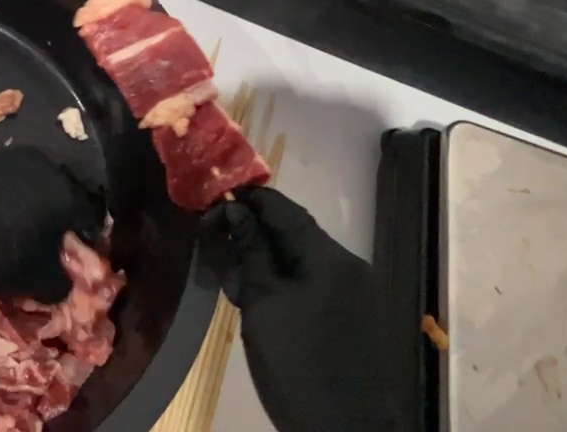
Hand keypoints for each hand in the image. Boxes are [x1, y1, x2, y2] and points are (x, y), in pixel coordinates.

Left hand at [0, 147, 100, 304]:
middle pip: (55, 185)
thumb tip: (65, 279)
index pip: (82, 212)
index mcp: (64, 191)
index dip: (81, 230)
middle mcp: (40, 165)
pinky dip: (0, 189)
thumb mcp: (44, 282)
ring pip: (26, 175)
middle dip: (54, 204)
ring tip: (18, 217)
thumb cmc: (7, 259)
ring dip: (27, 193)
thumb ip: (63, 279)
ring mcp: (6, 157)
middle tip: (47, 227)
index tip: (77, 243)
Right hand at [203, 187, 406, 431]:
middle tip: (215, 250)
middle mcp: (349, 265)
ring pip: (301, 258)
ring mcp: (357, 292)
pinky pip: (315, 283)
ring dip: (265, 260)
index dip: (243, 200)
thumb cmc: (298, 367)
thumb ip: (249, 251)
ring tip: (233, 283)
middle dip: (251, 233)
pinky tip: (260, 303)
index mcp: (328, 256)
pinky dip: (285, 282)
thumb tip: (235, 208)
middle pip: (292, 230)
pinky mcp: (356, 317)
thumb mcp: (262, 304)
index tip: (210, 209)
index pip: (280, 205)